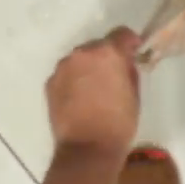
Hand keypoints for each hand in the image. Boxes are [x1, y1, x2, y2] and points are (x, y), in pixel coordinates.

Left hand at [46, 27, 142, 160]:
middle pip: (98, 46)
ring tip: (95, 89)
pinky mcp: (51, 82)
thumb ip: (128, 71)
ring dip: (88, 67)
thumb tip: (124, 64)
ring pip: (80, 59)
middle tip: (113, 76)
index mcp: (108, 53)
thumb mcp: (134, 94)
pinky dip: (74, 80)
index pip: (121, 34)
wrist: (87, 149)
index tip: (133, 52)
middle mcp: (83, 54)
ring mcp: (63, 68)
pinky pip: (67, 74)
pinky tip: (80, 99)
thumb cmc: (119, 123)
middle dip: (107, 57)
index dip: (130, 42)